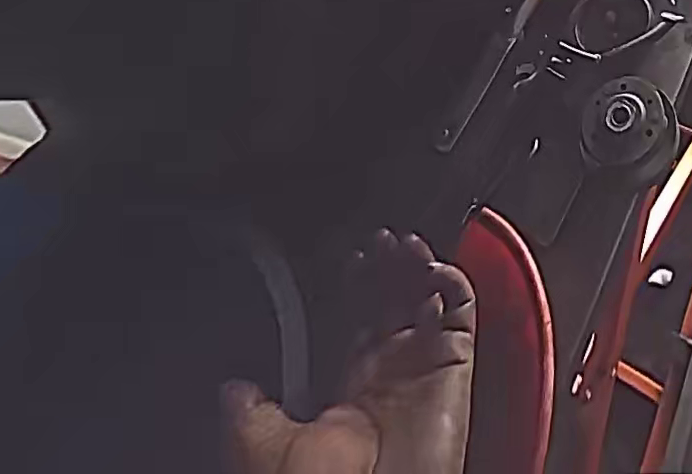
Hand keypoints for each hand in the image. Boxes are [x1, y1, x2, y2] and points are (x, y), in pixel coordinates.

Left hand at [223, 231, 476, 473]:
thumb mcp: (270, 452)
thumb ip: (251, 418)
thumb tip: (229, 389)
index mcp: (355, 376)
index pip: (362, 312)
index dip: (362, 282)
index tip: (357, 257)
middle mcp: (393, 360)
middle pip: (398, 296)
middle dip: (393, 265)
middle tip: (386, 239)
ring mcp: (427, 355)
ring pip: (430, 293)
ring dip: (422, 265)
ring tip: (408, 245)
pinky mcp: (457, 355)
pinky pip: (463, 308)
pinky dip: (453, 284)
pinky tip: (432, 273)